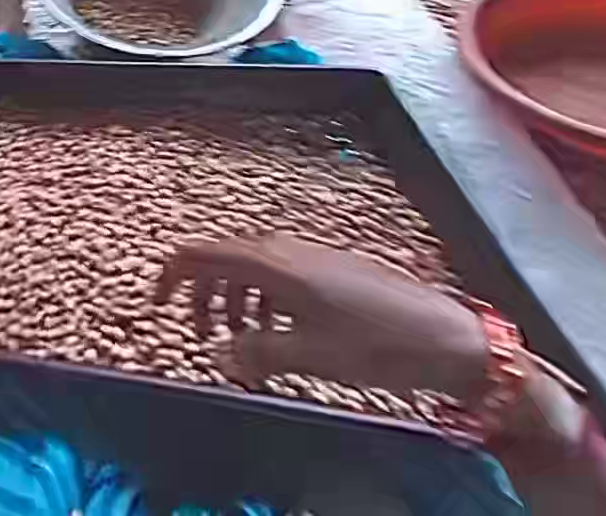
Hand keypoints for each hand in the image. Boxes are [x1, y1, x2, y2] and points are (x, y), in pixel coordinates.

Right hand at [155, 235, 486, 395]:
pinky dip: (258, 299)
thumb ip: (254, 353)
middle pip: (218, 262)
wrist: (447, 336)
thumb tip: (219, 357)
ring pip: (245, 269)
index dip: (170, 276)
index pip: (198, 255)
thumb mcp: (309, 355)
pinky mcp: (321, 265)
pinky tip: (277, 329)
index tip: (159, 304)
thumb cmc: (375, 343)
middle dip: (202, 297)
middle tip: (204, 338)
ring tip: (241, 340)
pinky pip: (271, 274)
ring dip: (231, 301)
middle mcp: (278, 248)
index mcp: (267, 262)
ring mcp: (302, 254)